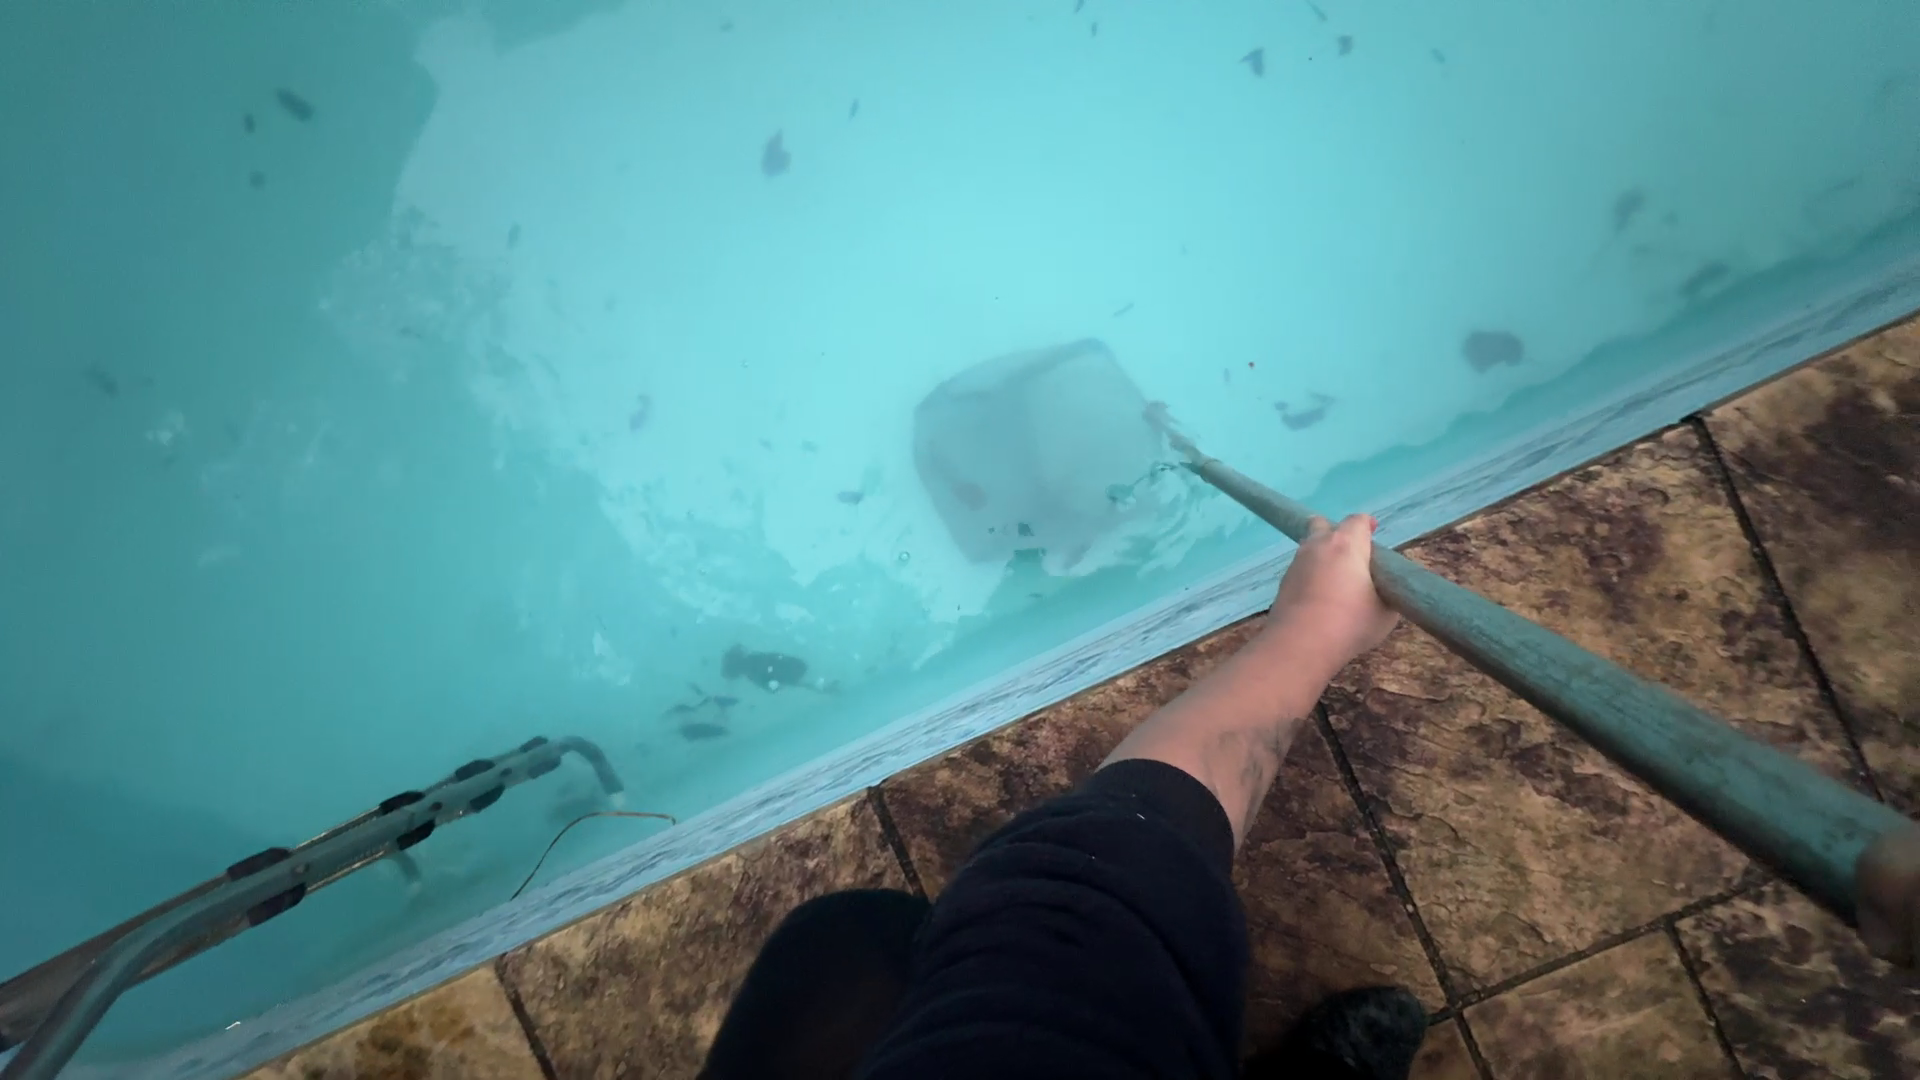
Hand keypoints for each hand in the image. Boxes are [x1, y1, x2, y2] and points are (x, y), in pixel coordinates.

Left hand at [1260, 514, 1398, 675]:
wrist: (1300, 642)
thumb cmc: (1350, 622)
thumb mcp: (1386, 611)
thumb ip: (1387, 592)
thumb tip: (1381, 590)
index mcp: (1345, 545)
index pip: (1355, 521)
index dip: (1365, 524)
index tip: (1372, 531)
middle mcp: (1316, 547)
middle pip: (1322, 525)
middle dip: (1334, 531)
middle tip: (1350, 550)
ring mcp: (1296, 563)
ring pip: (1308, 548)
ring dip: (1321, 555)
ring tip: (1336, 577)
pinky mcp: (1283, 582)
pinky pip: (1300, 569)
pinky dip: (1310, 574)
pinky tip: (1320, 594)